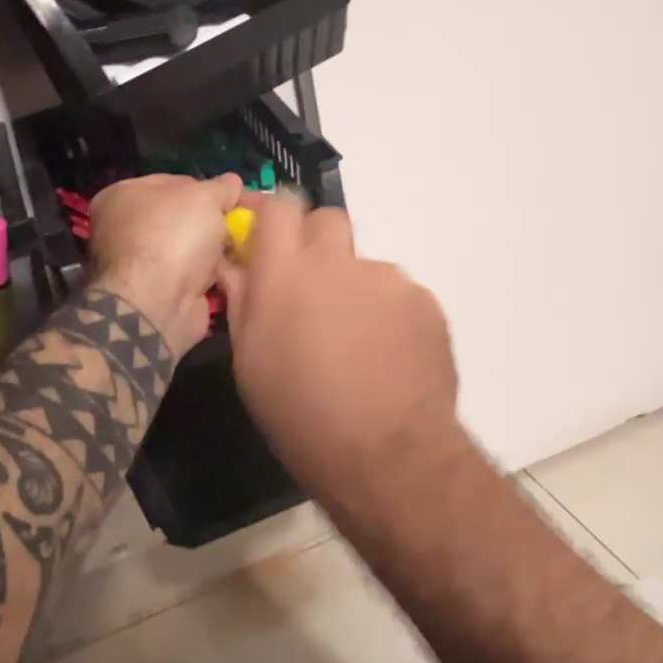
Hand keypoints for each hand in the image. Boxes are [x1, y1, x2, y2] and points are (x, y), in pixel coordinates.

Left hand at [89, 174, 242, 357]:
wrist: (159, 305)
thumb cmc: (173, 237)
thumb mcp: (204, 197)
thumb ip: (221, 187)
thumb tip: (233, 183)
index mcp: (121, 196)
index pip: (171, 182)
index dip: (205, 188)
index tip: (232, 199)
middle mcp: (123, 228)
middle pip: (180, 217)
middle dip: (212, 222)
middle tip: (242, 224)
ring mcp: (138, 265)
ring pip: (188, 248)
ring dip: (214, 250)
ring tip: (245, 247)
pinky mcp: (156, 294)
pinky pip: (191, 276)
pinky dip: (211, 276)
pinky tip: (235, 271)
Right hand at [220, 193, 459, 485]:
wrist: (387, 455)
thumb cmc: (300, 417)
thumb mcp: (250, 366)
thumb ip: (244, 303)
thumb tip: (237, 267)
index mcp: (285, 274)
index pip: (277, 207)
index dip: (269, 216)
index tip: (263, 237)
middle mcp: (337, 262)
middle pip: (326, 220)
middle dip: (315, 244)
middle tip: (311, 291)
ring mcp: (387, 279)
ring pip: (364, 265)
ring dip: (354, 289)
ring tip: (356, 346)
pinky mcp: (425, 302)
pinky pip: (398, 295)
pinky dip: (388, 316)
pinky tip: (387, 359)